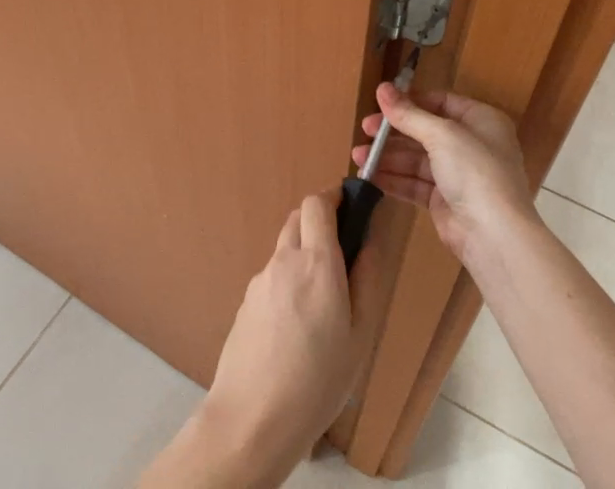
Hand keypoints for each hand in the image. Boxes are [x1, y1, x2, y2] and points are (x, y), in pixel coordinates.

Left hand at [193, 190, 373, 482]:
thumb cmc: (319, 379)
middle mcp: (284, 262)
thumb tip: (369, 240)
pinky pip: (272, 276)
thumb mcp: (360, 332)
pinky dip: (288, 279)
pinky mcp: (245, 303)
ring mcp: (259, 282)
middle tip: (343, 250)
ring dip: (304, 252)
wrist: (253, 418)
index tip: (351, 205)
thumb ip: (366, 279)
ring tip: (323, 299)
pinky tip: (297, 324)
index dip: (334, 196)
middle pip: (298, 218)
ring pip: (284, 248)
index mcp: (317, 263)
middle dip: (320, 220)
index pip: (317, 203)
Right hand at [351, 84, 536, 261]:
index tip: (381, 103)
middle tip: (364, 130)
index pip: (441, 102)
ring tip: (358, 157)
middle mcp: (471, 144)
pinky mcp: (445, 200)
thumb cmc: (474, 171)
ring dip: (388, 157)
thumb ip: (409, 115)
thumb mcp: (442, 135)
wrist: (492, 233)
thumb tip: (382, 88)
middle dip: (393, 132)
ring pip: (417, 159)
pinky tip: (369, 177)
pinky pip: (415, 183)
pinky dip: (394, 179)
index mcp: (481, 120)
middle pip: (425, 131)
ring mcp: (458, 174)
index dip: (411, 102)